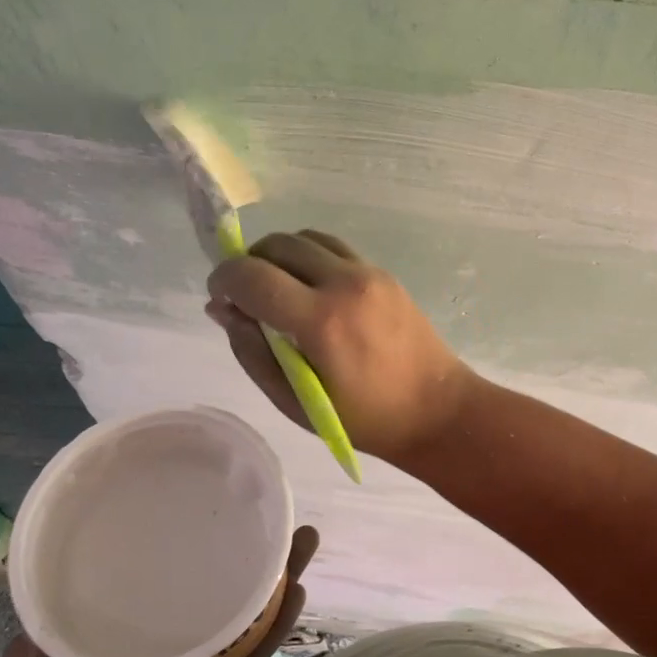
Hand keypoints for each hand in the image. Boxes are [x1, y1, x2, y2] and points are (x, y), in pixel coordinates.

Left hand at [0, 527, 318, 656]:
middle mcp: (168, 646)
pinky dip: (278, 624)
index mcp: (125, 642)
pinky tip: (297, 591)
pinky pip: (255, 654)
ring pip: (243, 612)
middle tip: (271, 515)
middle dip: (241, 551)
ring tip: (302, 539)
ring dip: (274, 576)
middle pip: (210, 588)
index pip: (154, 583)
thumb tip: (39, 592)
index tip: (196, 505)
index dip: (177, 546)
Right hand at [205, 230, 478, 460]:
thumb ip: (252, 351)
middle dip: (249, 264)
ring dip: (279, 256)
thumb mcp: (294, 401)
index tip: (219, 297)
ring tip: (278, 291)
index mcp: (320, 321)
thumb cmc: (363, 419)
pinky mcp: (383, 273)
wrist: (437, 410)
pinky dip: (309, 257)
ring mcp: (368, 273)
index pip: (251, 275)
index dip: (223, 279)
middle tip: (246, 297)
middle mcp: (344, 283)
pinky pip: (332, 247)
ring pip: (305, 237)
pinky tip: (310, 290)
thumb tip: (222, 308)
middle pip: (276, 244)